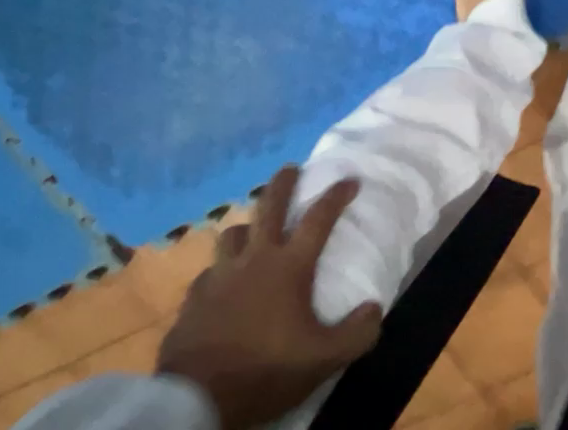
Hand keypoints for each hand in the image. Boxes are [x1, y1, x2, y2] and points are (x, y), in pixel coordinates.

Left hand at [157, 167, 382, 429]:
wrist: (195, 400)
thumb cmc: (265, 370)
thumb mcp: (324, 359)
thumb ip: (357, 333)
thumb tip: (375, 307)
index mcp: (289, 266)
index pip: (319, 218)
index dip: (336, 195)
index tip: (350, 179)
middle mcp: (254, 259)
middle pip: (269, 207)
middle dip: (283, 183)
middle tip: (291, 168)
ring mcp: (219, 276)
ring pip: (232, 234)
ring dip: (247, 227)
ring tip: (254, 230)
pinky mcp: (193, 299)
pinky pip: (209, 272)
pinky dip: (221, 270)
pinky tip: (223, 282)